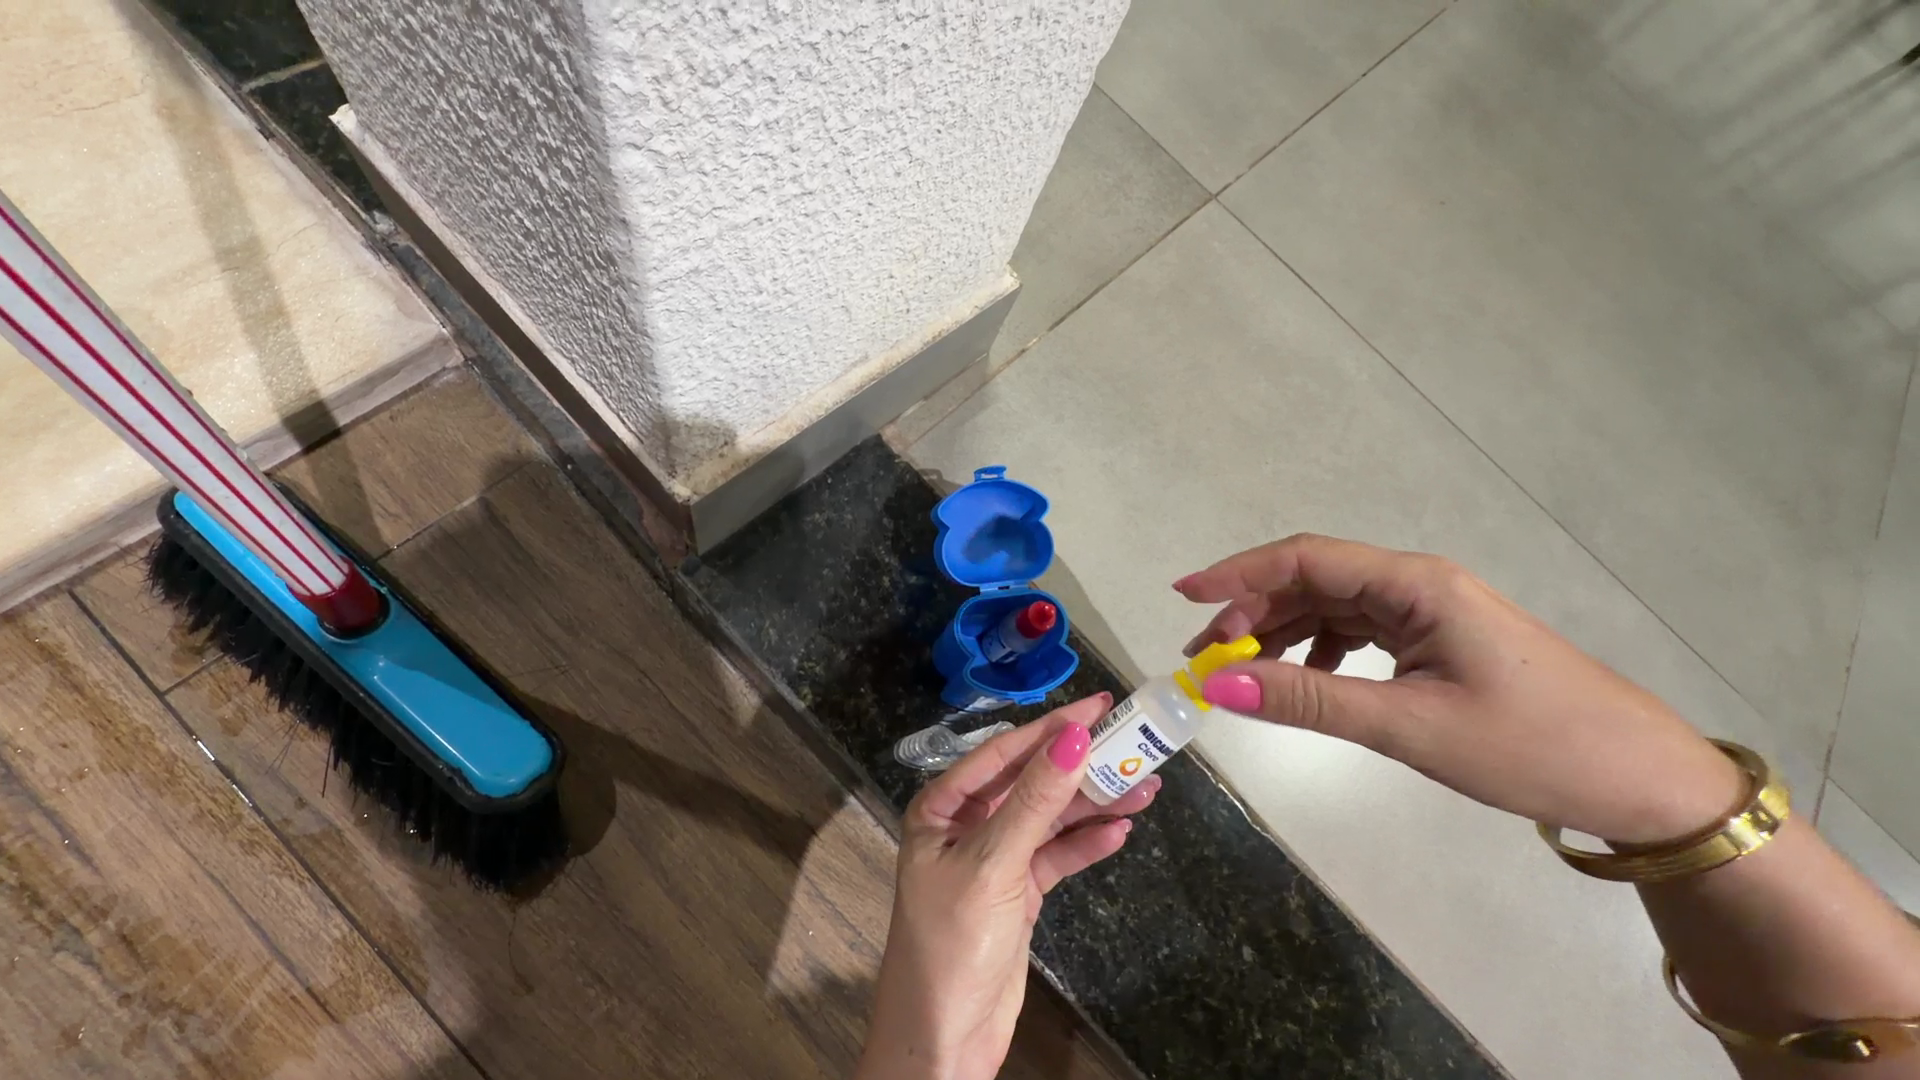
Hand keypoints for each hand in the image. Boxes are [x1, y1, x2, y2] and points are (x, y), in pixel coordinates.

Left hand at [856, 696, 1160, 1079]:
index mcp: (942, 806)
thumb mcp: (992, 864)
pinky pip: (1056, 855)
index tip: (1097, 706)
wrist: (942, 1039)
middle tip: (1132, 740)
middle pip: (1031, 781)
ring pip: (1050, 818)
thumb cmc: (951, 942)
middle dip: (1079, 764)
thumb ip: (1033, 802)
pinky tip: (1120, 830)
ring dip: (1094, 803)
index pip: (1003, 752)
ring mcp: (994, 856)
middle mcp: (967, 823)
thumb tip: (1073, 738)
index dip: (1050, 727)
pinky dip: (1086, 843)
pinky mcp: (1017, 890)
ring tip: (1145, 784)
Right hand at [1176, 534, 1744, 844]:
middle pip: (1312, 580)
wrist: (1647, 786)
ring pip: (1331, 606)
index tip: (1182, 596)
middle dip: (1250, 612)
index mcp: (1415, 584)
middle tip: (1205, 658)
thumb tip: (1216, 685)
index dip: (1236, 573)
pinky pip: (1357, 631)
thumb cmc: (1533, 746)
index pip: (1304, 559)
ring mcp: (1429, 612)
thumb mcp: (1408, 725)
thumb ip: (1307, 699)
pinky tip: (1302, 680)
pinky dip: (1316, 651)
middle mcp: (1417, 584)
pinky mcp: (1437, 641)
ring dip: (1278, 633)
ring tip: (1237, 672)